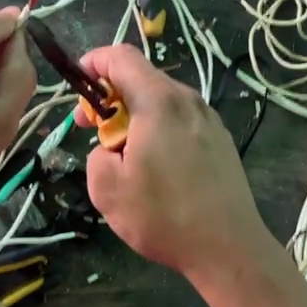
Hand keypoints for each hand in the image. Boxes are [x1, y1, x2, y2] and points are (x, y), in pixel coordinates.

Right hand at [79, 45, 275, 280]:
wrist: (229, 249)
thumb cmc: (164, 216)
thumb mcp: (107, 188)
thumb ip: (96, 154)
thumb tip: (110, 148)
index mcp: (158, 102)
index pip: (121, 56)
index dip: (93, 62)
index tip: (77, 86)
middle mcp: (187, 101)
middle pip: (142, 77)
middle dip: (110, 97)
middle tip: (92, 131)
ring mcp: (209, 120)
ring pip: (161, 101)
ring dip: (134, 116)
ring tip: (125, 157)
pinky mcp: (220, 140)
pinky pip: (180, 120)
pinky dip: (158, 129)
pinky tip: (157, 168)